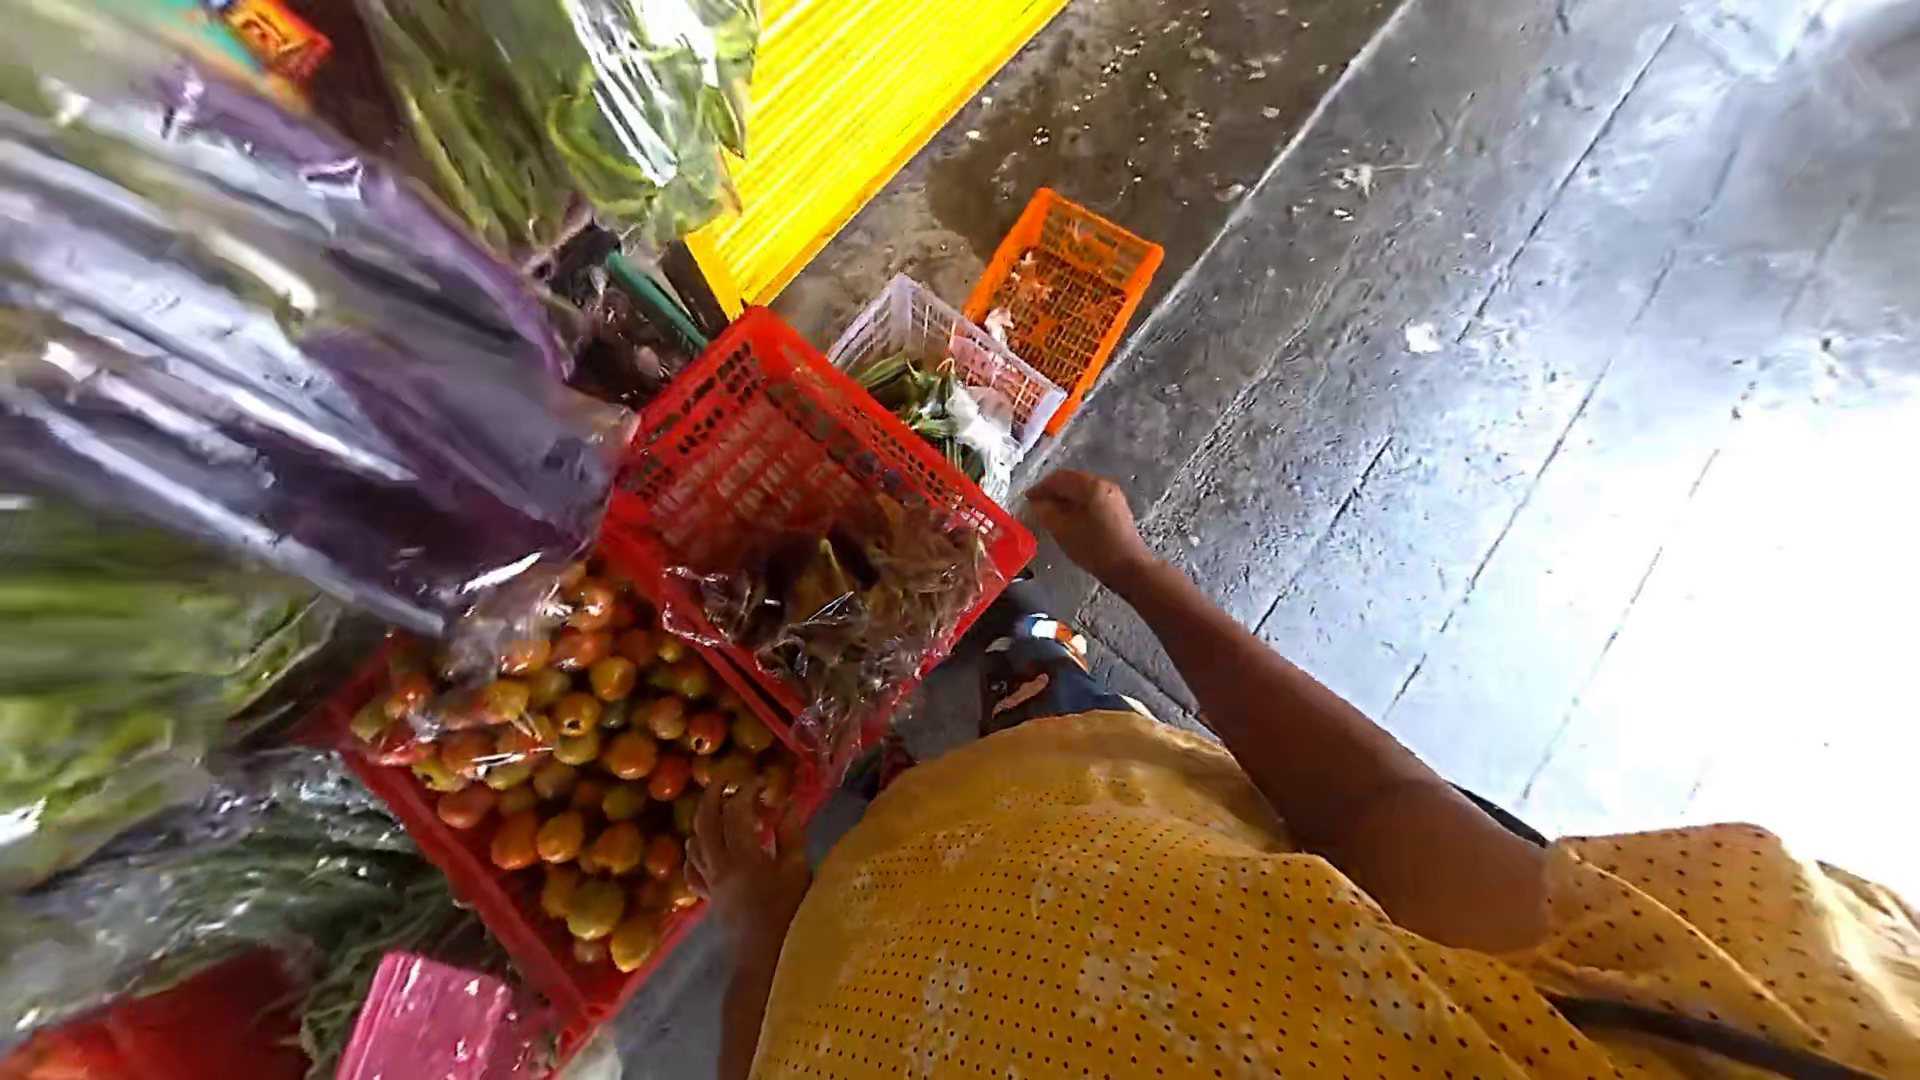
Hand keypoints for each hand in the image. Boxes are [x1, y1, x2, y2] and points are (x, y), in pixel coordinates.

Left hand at [686, 778, 810, 945]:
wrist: (766, 961)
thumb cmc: (789, 915)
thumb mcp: (797, 871)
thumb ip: (791, 835)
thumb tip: (787, 805)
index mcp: (743, 859)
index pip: (736, 814)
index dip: (747, 792)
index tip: (763, 782)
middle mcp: (719, 868)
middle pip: (705, 823)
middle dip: (713, 795)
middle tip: (726, 777)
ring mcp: (710, 885)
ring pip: (695, 844)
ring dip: (703, 819)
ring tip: (717, 804)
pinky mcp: (709, 899)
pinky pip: (692, 870)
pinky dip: (695, 850)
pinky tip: (701, 845)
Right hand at [1028, 469, 1156, 583]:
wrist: (1128, 566)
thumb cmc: (1093, 549)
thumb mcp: (1063, 530)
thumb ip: (1046, 512)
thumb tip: (1037, 502)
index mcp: (1090, 486)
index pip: (1059, 478)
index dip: (1041, 487)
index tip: (1027, 498)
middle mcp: (1103, 484)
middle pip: (1072, 479)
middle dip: (1052, 489)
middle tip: (1036, 502)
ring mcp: (1112, 494)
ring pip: (1082, 487)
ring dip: (1064, 495)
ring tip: (1050, 509)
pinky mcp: (1116, 506)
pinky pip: (1091, 496)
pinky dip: (1076, 501)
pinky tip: (1068, 514)